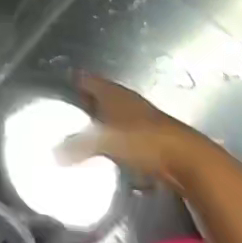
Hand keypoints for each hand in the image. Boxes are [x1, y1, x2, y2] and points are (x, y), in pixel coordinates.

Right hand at [57, 72, 220, 186]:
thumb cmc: (144, 141)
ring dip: (102, 123)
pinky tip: (107, 153)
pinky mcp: (151, 140)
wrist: (187, 161)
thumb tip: (54, 153)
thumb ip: (79, 146)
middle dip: (86, 103)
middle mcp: (127, 102)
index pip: (90, 81)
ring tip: (82, 134)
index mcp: (115, 94)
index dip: (76, 82)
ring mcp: (141, 120)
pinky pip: (125, 136)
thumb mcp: (106, 141)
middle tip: (66, 113)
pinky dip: (115, 141)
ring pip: (115, 117)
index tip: (60, 87)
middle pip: (102, 97)